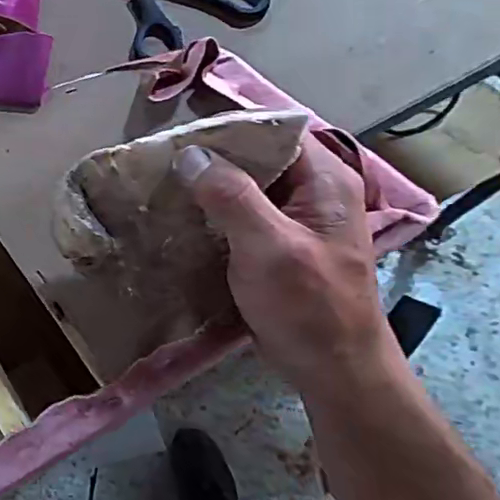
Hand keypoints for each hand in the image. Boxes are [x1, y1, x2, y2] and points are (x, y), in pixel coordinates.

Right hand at [175, 133, 389, 392]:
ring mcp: (295, 217)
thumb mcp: (269, 248)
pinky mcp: (278, 242)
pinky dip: (214, 211)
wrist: (335, 371)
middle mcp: (312, 189)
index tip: (181, 137)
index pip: (273, 130)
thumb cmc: (310, 309)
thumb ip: (232, 196)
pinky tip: (183, 216)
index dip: (228, 128)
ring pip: (246, 184)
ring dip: (209, 185)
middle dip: (212, 156)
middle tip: (165, 161)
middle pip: (257, 154)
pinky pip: (242, 212)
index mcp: (323, 178)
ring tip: (166, 184)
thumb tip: (191, 154)